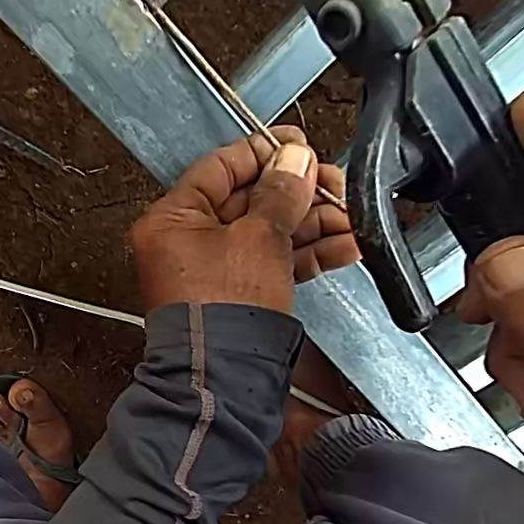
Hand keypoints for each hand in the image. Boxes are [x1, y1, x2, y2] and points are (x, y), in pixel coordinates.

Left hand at [130, 127, 356, 313]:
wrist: (226, 379)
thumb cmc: (222, 313)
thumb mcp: (258, 238)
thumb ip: (280, 194)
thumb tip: (295, 159)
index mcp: (172, 221)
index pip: (220, 169)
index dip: (262, 153)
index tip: (296, 145)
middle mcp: (187, 244)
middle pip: (249, 201)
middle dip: (298, 193)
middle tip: (332, 184)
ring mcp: (214, 271)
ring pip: (267, 233)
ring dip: (312, 224)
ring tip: (350, 218)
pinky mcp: (238, 296)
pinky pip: (274, 263)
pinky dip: (308, 255)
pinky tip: (343, 246)